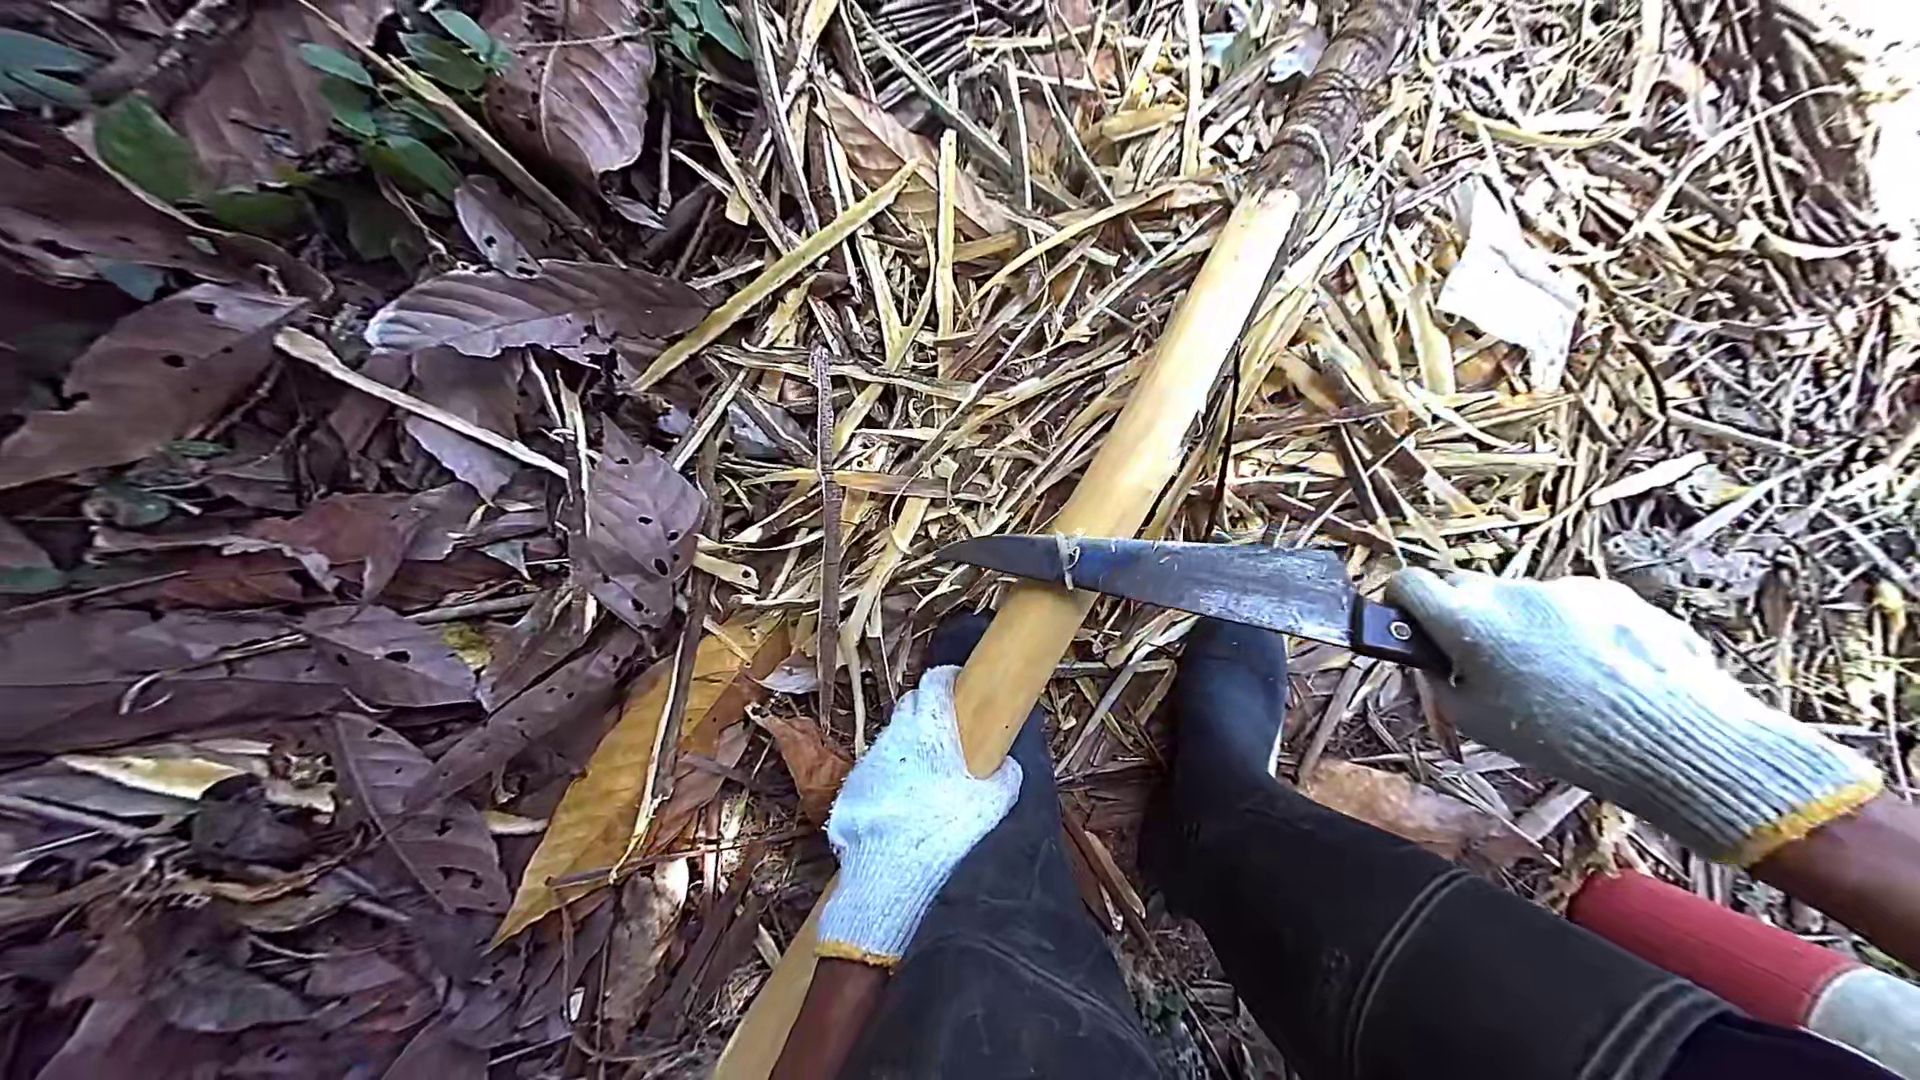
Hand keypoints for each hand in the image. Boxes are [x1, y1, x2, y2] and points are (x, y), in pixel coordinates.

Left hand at [816, 666, 1021, 966]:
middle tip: (947, 732)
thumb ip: (1004, 776)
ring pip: (894, 733)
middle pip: (912, 702)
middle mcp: (897, 733)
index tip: (960, 683)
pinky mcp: (853, 782)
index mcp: (931, 729)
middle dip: (930, 709)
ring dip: (910, 742)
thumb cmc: (944, 835)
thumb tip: (1006, 764)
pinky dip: (891, 771)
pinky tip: (902, 799)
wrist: (887, 877)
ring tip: (926, 774)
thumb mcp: (991, 805)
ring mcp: (871, 757)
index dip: (949, 677)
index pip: (936, 680)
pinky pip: (876, 764)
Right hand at [1387, 569, 1881, 864]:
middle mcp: (1506, 592)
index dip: (1399, 600)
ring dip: (1514, 622)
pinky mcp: (1611, 592)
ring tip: (1551, 672)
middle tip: (1478, 656)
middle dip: (1458, 613)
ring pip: (1515, 597)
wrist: (1685, 745)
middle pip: (1459, 586)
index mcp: (1463, 620)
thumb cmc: (1561, 740)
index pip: (1406, 582)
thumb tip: (1434, 656)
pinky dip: (1564, 626)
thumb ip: (1441, 675)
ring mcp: (1562, 588)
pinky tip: (1593, 666)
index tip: (1408, 621)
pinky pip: (1566, 602)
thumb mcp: (1473, 717)